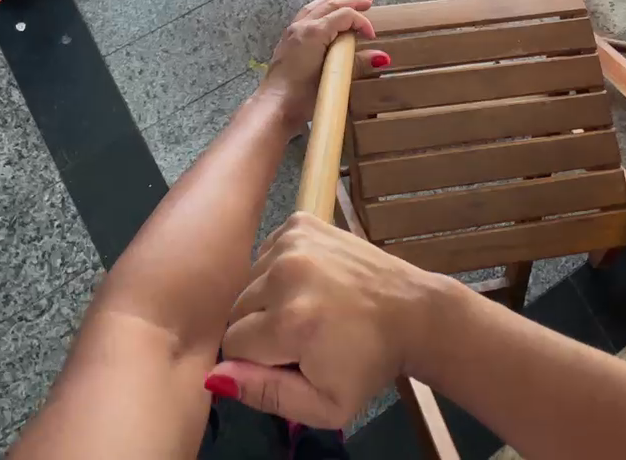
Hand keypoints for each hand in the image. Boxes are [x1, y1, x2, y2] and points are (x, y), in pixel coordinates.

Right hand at [205, 213, 452, 426]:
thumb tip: (215, 376)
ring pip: (249, 280)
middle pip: (237, 309)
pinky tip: (308, 282)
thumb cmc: (367, 364)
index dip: (254, 359)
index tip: (284, 360)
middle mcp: (285, 273)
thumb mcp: (324, 405)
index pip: (233, 343)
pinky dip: (277, 269)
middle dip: (257, 328)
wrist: (410, 310)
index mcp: (290, 322)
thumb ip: (265, 394)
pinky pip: (265, 251)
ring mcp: (293, 240)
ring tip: (305, 307)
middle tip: (297, 337)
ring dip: (267, 297)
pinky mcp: (301, 221)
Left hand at [259, 0, 387, 125]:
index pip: (344, 15)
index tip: (372, 36)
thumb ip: (357, 64)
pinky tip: (322, 15)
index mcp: (314, 32)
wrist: (274, 106)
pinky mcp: (287, 41)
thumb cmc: (303, 95)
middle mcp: (301, 26)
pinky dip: (318, 9)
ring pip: (314, 7)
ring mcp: (292, 32)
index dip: (361, 22)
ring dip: (331, 1)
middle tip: (367, 2)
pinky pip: (305, 15)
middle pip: (329, 5)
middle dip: (349, 2)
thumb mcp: (334, 78)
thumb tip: (382, 57)